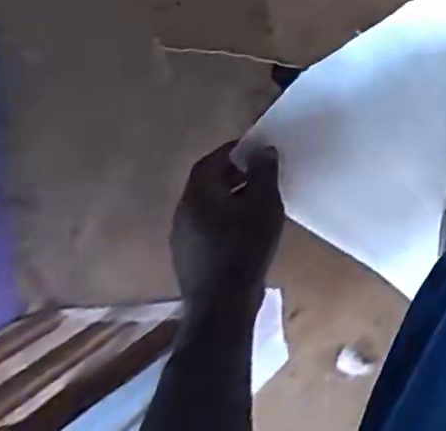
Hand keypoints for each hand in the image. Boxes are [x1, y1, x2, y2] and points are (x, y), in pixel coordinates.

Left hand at [170, 143, 283, 320]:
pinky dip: (224, 210)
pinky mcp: (188, 253)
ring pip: (205, 203)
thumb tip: (262, 150)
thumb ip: (263, 173)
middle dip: (231, 170)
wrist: (222, 301)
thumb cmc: (245, 244)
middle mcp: (182, 213)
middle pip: (204, 182)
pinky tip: (245, 221)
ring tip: (257, 193)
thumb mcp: (264, 202)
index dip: (230, 150)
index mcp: (197, 197)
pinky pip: (205, 221)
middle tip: (259, 167)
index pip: (208, 162)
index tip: (253, 144)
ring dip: (229, 191)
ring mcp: (181, 236)